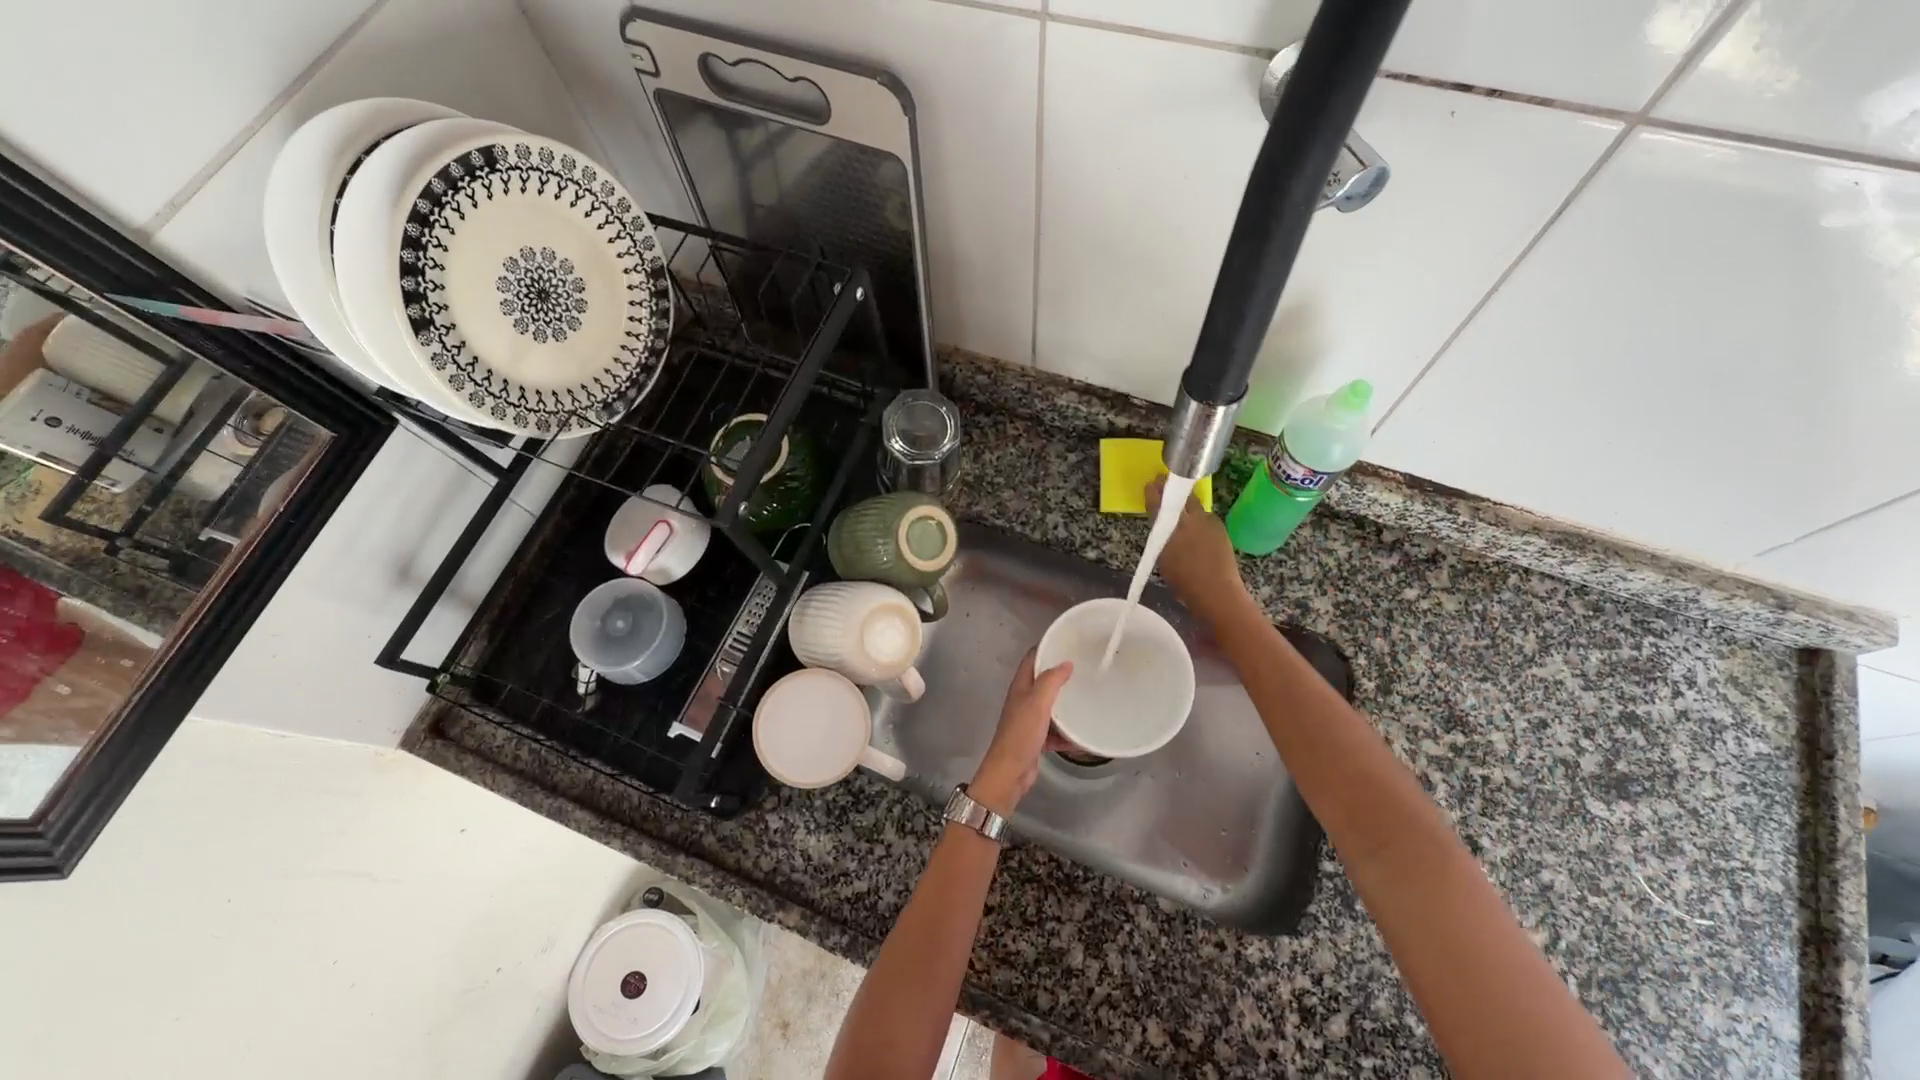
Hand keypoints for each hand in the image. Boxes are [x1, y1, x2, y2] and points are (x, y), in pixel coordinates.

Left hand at [969, 650, 1073, 815]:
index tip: (1070, 642)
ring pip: (1051, 707)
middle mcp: (1023, 700)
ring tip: (1090, 697)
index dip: (1047, 648)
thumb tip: (1066, 663)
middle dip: (1062, 675)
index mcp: (1020, 687)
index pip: (1032, 658)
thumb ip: (1050, 681)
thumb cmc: (1021, 734)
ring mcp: (1029, 720)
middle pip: (1043, 681)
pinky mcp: (1036, 739)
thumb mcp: (1037, 703)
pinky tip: (1084, 736)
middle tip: (1086, 669)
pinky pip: (1056, 731)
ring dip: (1067, 705)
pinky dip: (1068, 733)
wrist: (1010, 773)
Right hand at [1145, 476, 1247, 622]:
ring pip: (1194, 504)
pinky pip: (1206, 515)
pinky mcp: (1219, 526)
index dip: (1153, 492)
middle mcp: (1187, 519)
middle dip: (1171, 489)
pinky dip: (1200, 516)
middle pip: (1179, 497)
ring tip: (1181, 501)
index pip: (1158, 503)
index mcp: (1169, 528)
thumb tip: (1163, 528)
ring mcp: (1206, 521)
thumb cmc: (1183, 581)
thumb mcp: (1163, 558)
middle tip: (1164, 482)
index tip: (1151, 484)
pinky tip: (1198, 524)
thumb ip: (1162, 538)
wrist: (1216, 589)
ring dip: (1186, 501)